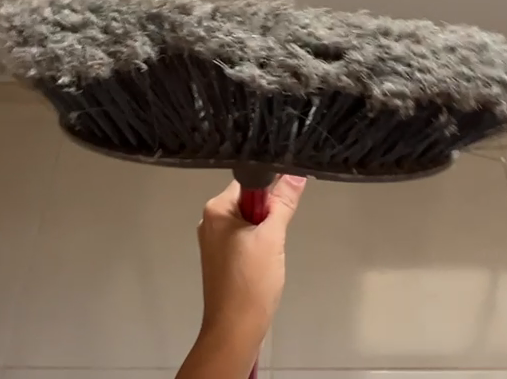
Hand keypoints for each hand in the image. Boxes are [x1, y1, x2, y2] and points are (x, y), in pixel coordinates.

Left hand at [178, 174, 307, 378]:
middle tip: (276, 235)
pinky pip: (243, 239)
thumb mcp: (272, 237)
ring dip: (265, 232)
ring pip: (248, 222)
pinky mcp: (220, 259)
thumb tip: (296, 174)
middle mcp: (210, 220)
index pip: (249, 182)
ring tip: (270, 254)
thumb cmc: (251, 281)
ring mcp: (213, 241)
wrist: (235, 331)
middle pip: (249, 202)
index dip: (270, 190)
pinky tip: (263, 264)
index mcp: (216, 208)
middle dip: (268, 215)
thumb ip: (284, 203)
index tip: (286, 203)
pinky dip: (257, 246)